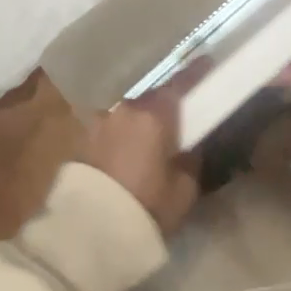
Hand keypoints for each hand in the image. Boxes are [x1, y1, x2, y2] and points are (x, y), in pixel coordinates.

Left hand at [80, 63, 207, 235]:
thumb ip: (191, 161)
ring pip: (129, 114)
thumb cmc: (145, 206)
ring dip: (140, 122)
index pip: (180, 84)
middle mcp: (127, 109)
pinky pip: (112, 129)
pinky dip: (122, 135)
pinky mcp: (84, 139)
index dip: (195, 72)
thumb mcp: (183, 191)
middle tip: (176, 121)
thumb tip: (189, 146)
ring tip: (147, 143)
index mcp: (155, 115)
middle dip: (165, 106)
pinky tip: (125, 153)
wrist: (90, 229)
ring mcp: (102, 121)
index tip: (207, 62)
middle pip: (152, 99)